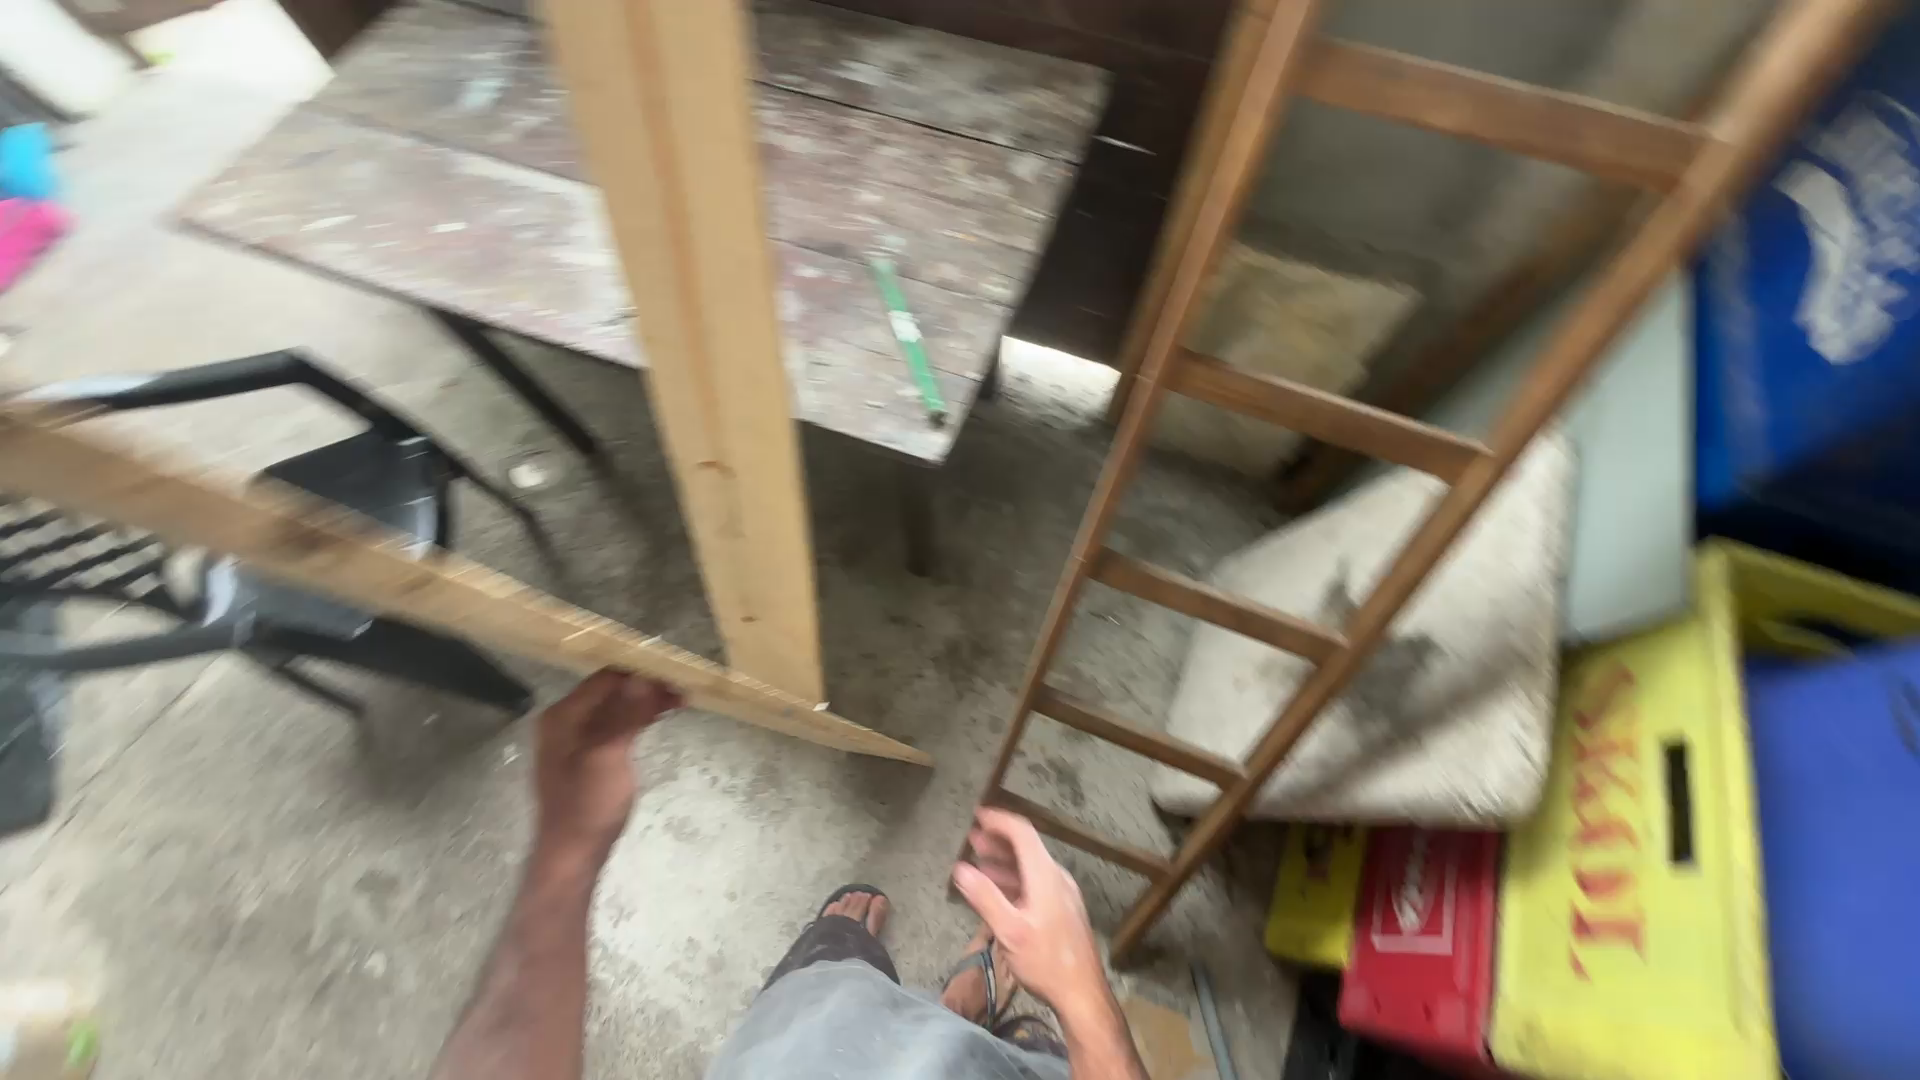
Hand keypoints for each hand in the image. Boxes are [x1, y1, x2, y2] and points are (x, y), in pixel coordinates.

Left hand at [533, 669, 683, 863]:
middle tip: (683, 690)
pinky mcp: (588, 756)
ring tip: (678, 701)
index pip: (606, 677)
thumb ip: (624, 714)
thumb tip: (643, 676)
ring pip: (616, 707)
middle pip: (611, 690)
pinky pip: (615, 725)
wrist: (572, 856)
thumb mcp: (608, 756)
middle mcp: (565, 721)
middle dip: (646, 686)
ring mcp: (575, 740)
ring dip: (645, 701)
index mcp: (563, 716)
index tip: (675, 674)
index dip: (641, 672)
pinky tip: (657, 719)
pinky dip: (637, 718)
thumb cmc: (588, 805)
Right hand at [951, 808, 1107, 1013]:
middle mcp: (1056, 877)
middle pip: (1026, 847)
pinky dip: (1015, 878)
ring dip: (1005, 860)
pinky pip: (1036, 881)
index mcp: (1045, 875)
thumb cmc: (1046, 961)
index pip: (1022, 833)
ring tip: (980, 860)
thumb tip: (960, 869)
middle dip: (998, 840)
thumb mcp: (1009, 931)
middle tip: (973, 839)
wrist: (1083, 994)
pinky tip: (1000, 890)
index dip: (999, 820)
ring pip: (1030, 866)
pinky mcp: (1063, 909)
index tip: (978, 815)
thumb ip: (985, 897)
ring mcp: (1062, 893)